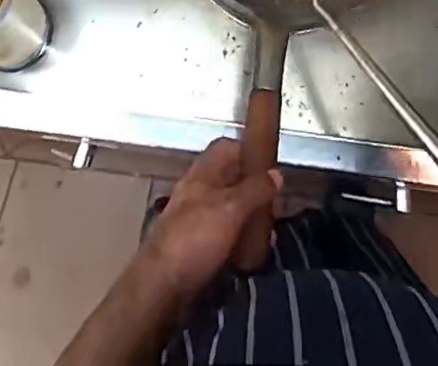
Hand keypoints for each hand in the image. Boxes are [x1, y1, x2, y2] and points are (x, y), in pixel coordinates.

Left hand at [138, 138, 282, 302]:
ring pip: (230, 208)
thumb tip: (277, 174)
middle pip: (231, 179)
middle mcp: (198, 191)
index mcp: (203, 173)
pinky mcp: (198, 246)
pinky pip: (226, 234)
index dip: (249, 151)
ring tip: (272, 227)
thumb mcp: (232, 208)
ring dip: (251, 215)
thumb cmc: (195, 238)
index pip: (227, 147)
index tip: (271, 164)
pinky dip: (241, 238)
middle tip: (278, 201)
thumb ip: (256, 189)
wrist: (160, 289)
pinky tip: (256, 250)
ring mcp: (196, 219)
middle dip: (255, 188)